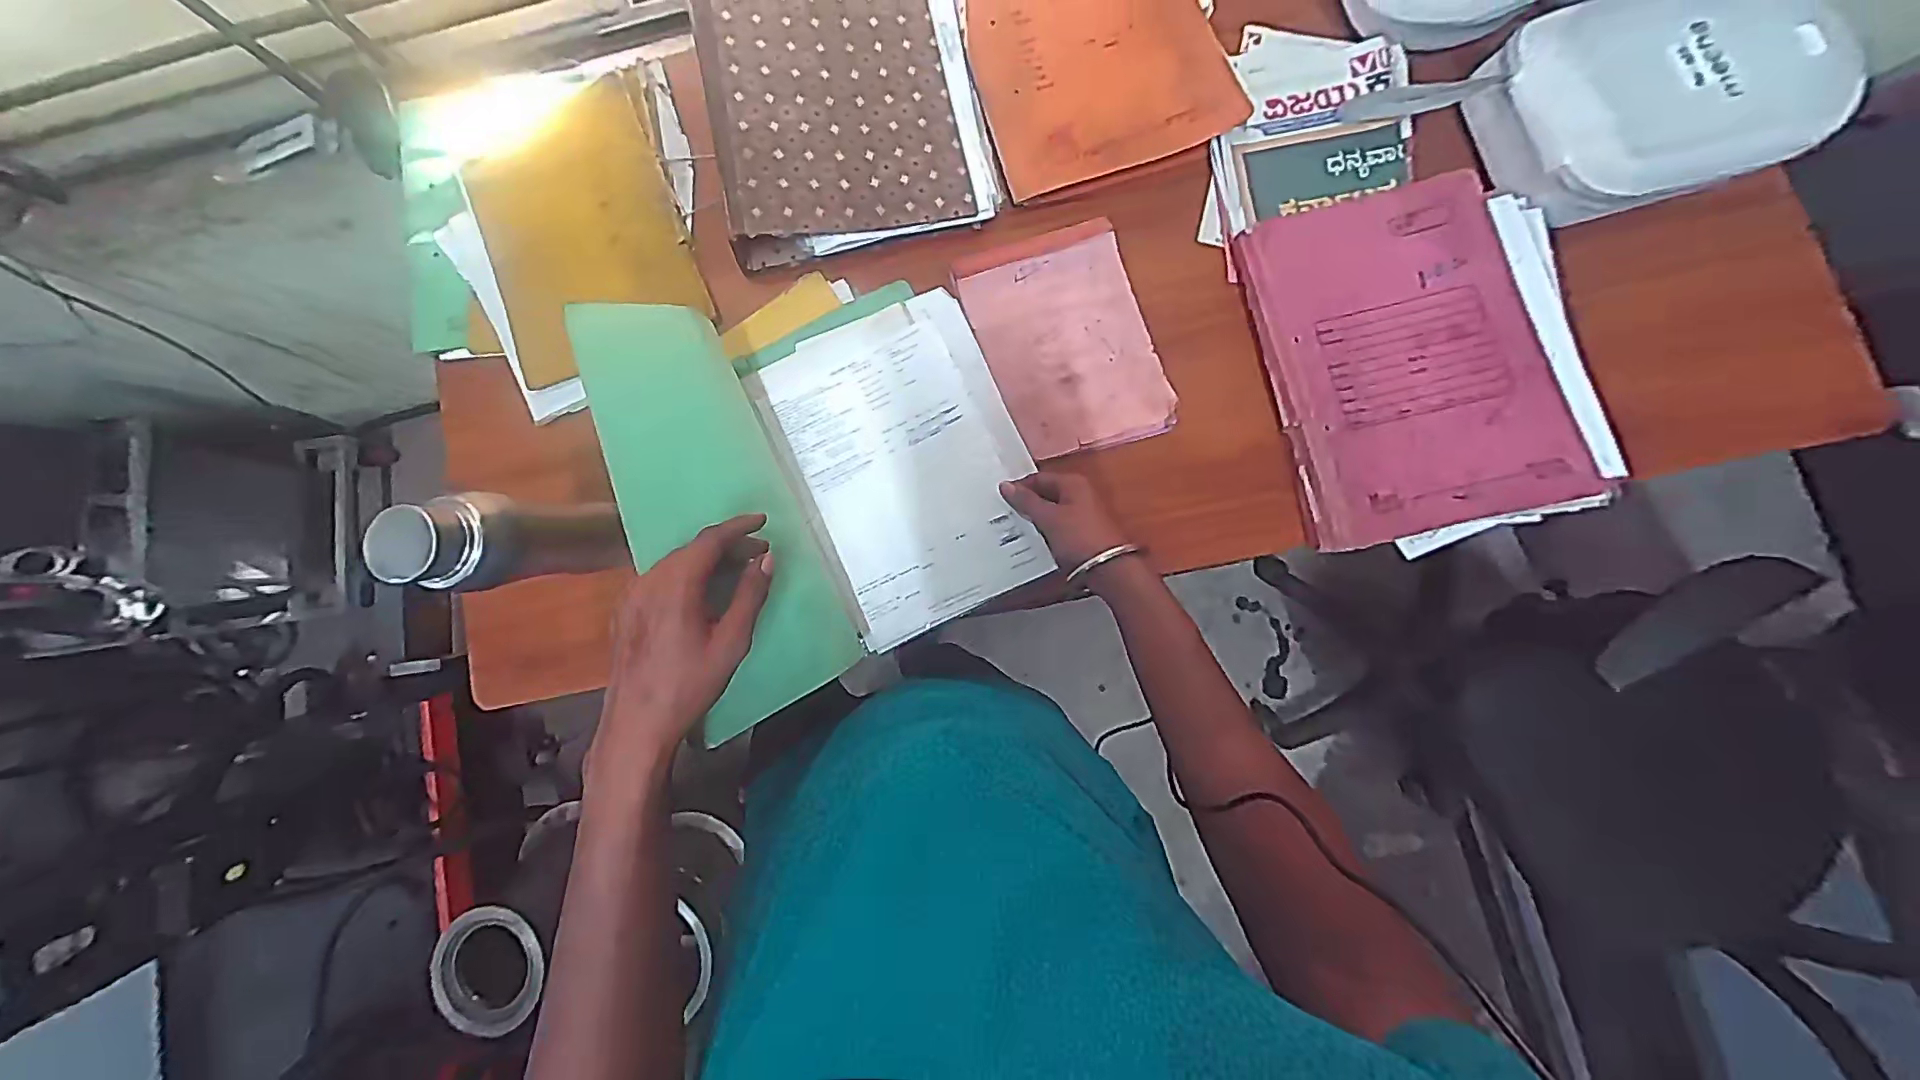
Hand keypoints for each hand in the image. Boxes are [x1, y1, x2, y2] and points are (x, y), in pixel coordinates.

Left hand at [590, 515, 774, 782]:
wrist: (636, 723)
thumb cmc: (689, 685)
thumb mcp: (731, 642)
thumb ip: (750, 596)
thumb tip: (766, 560)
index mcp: (674, 585)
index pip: (709, 540)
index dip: (738, 527)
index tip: (762, 521)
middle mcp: (648, 582)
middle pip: (691, 549)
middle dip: (727, 545)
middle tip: (758, 553)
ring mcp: (632, 596)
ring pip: (675, 562)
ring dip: (707, 560)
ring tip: (737, 570)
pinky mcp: (626, 611)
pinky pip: (661, 578)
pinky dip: (688, 574)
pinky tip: (703, 591)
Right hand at [999, 472, 1132, 578]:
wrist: (1106, 568)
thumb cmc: (1077, 537)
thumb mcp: (1048, 518)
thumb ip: (1026, 501)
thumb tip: (1005, 485)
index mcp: (1072, 483)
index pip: (1038, 478)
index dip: (1019, 488)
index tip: (1000, 499)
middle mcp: (1079, 493)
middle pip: (1045, 493)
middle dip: (1026, 503)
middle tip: (1004, 513)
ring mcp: (1082, 512)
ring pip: (1050, 510)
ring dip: (1034, 517)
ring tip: (1014, 526)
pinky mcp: (1082, 530)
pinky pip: (1057, 524)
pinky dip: (1045, 528)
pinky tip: (1033, 538)